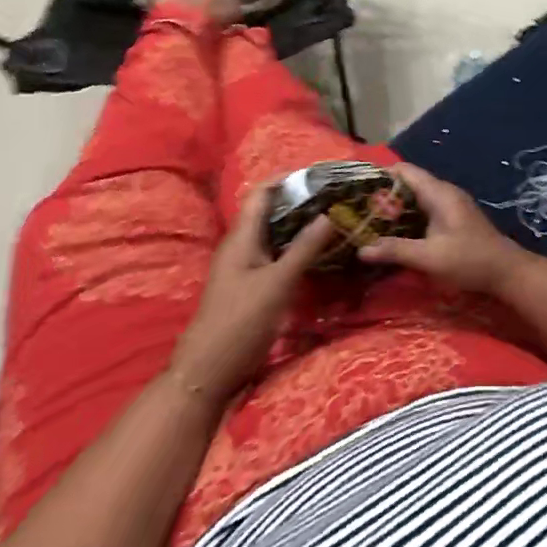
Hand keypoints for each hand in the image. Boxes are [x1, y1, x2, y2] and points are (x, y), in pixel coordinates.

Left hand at [167, 188, 335, 398]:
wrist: (209, 371)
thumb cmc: (241, 322)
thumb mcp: (277, 283)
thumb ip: (304, 248)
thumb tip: (329, 213)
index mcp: (241, 238)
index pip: (262, 194)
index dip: (287, 179)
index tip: (321, 176)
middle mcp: (241, 246)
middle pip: (270, 212)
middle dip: (300, 202)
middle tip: (336, 199)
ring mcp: (244, 267)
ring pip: (274, 235)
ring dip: (300, 226)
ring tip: (334, 220)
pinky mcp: (251, 286)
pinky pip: (275, 255)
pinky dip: (296, 249)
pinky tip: (318, 255)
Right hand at [358, 163, 529, 293]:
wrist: (508, 273)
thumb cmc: (470, 260)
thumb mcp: (429, 257)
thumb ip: (395, 250)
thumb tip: (361, 249)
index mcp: (439, 193)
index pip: (404, 171)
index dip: (380, 175)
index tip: (356, 187)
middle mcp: (444, 193)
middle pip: (408, 183)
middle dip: (383, 193)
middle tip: (356, 207)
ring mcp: (450, 206)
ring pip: (415, 198)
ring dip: (394, 207)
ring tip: (367, 219)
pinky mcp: (452, 219)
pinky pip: (424, 209)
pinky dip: (407, 216)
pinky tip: (392, 231)